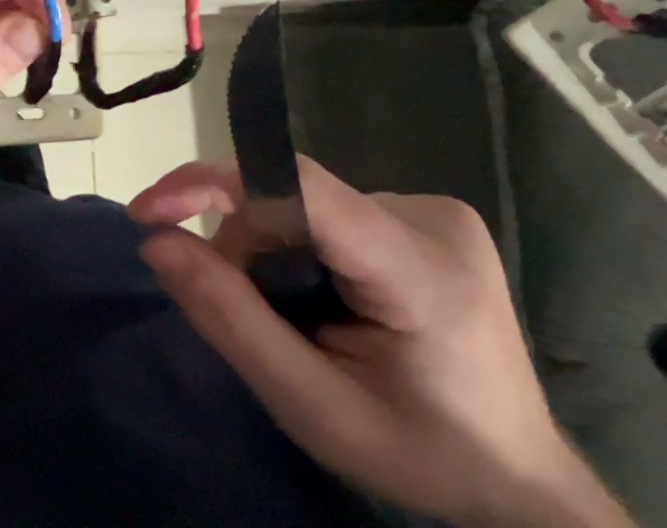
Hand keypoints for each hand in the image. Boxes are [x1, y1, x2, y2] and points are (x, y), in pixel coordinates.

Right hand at [129, 158, 632, 527]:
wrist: (519, 481)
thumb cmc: (418, 453)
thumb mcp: (311, 406)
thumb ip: (231, 320)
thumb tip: (156, 242)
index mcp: (423, 272)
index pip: (298, 189)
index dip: (212, 185)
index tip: (147, 215)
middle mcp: (433, 218)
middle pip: (290, 199)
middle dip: (241, 247)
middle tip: (240, 313)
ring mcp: (436, 213)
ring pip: (302, 204)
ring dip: (267, 252)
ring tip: (289, 320)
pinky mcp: (428, 219)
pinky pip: (326, 212)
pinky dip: (296, 251)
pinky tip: (318, 303)